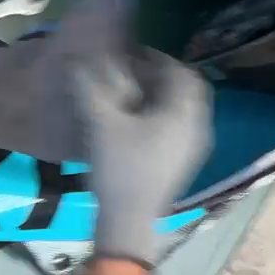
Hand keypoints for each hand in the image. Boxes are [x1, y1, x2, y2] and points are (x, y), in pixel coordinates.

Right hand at [72, 49, 210, 267]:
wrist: (130, 219)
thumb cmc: (120, 168)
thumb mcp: (102, 125)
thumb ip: (91, 90)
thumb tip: (76, 61)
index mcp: (184, 111)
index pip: (178, 71)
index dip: (155, 58)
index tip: (128, 56)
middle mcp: (198, 124)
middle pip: (185, 89)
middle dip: (159, 77)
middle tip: (130, 75)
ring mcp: (193, 146)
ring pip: (182, 109)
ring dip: (159, 98)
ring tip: (128, 99)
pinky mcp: (182, 162)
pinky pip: (177, 127)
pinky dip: (160, 117)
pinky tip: (134, 126)